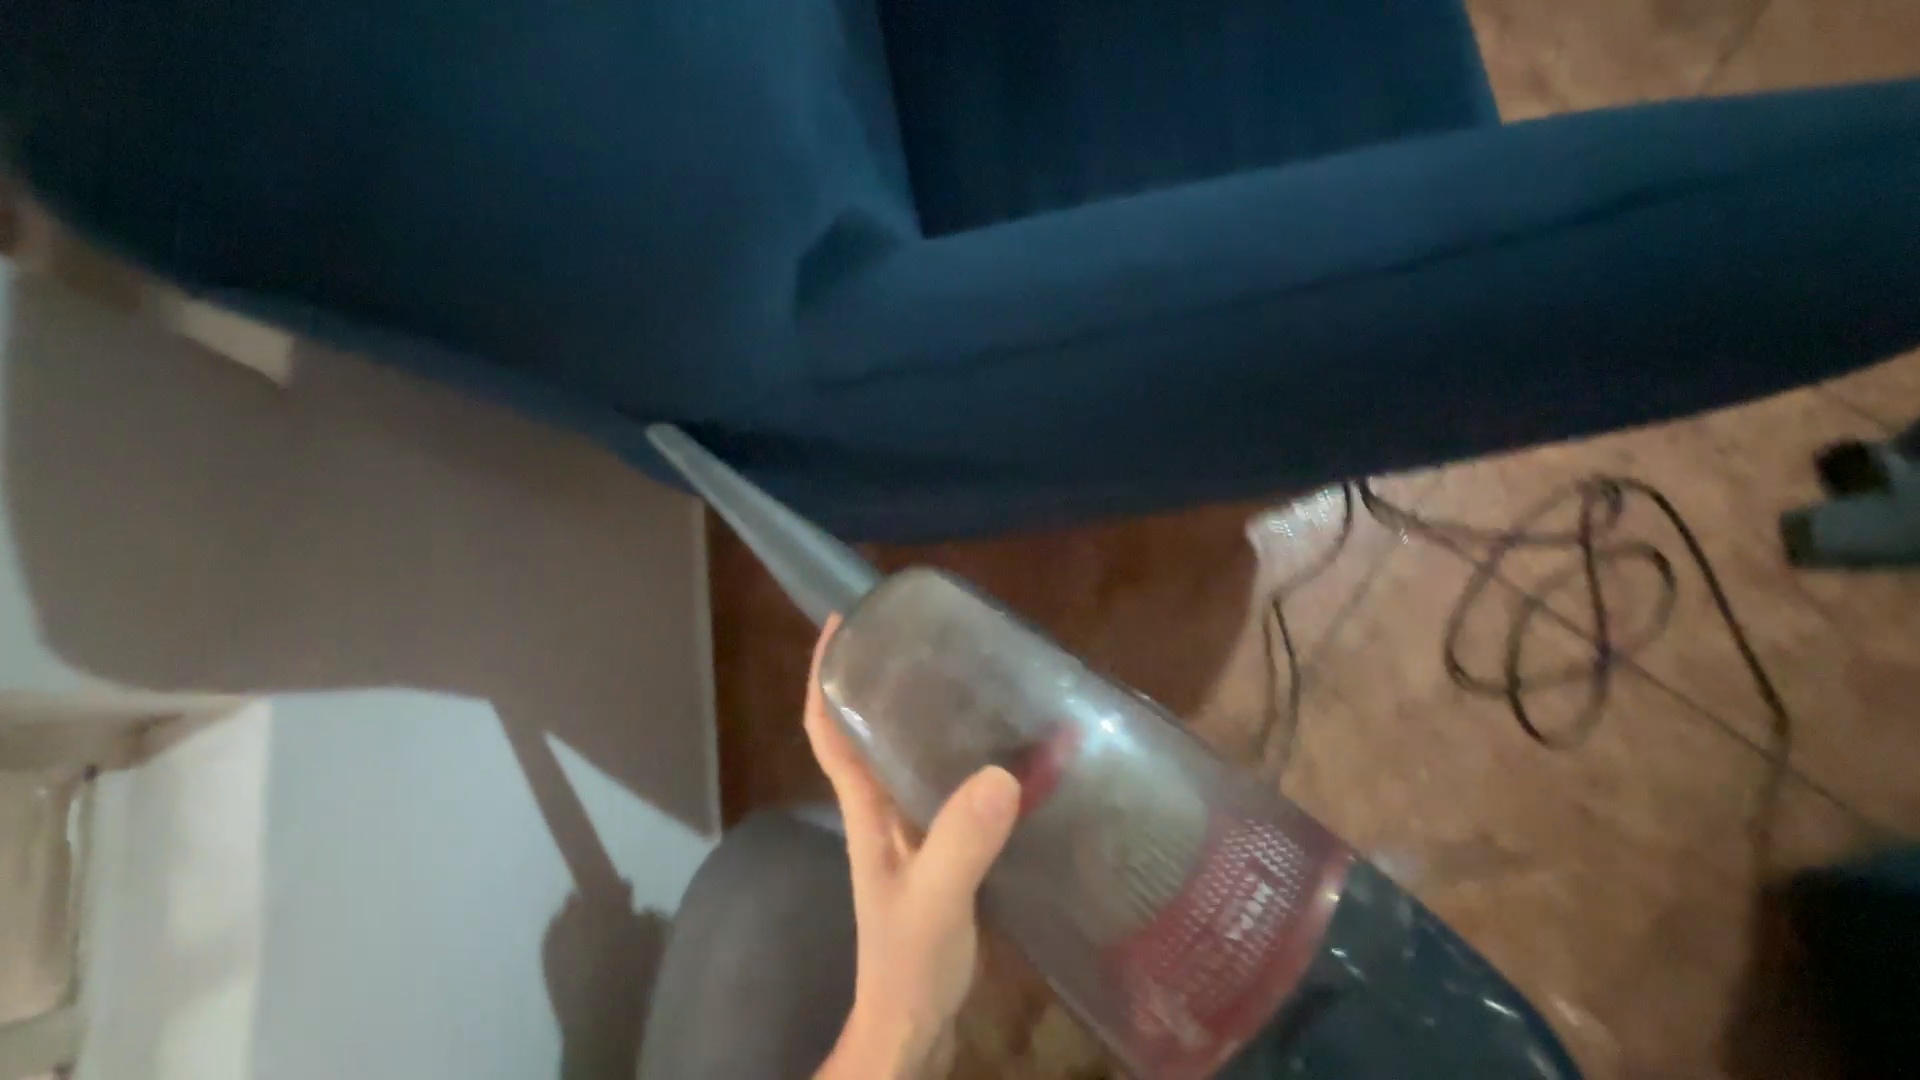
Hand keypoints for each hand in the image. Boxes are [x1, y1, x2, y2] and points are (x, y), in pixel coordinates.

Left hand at [806, 616, 1022, 1079]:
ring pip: (907, 754)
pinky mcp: (941, 847)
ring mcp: (909, 829)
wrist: (913, 1026)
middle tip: (926, 638)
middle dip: (883, 679)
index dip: (824, 672)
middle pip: (867, 728)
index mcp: (863, 808)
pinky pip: (946, 786)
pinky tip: (1005, 751)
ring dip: (926, 714)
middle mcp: (880, 808)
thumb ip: (960, 842)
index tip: (840, 621)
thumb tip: (1000, 774)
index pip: (826, 727)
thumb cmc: (908, 963)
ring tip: (970, 677)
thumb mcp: (933, 900)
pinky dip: (966, 759)